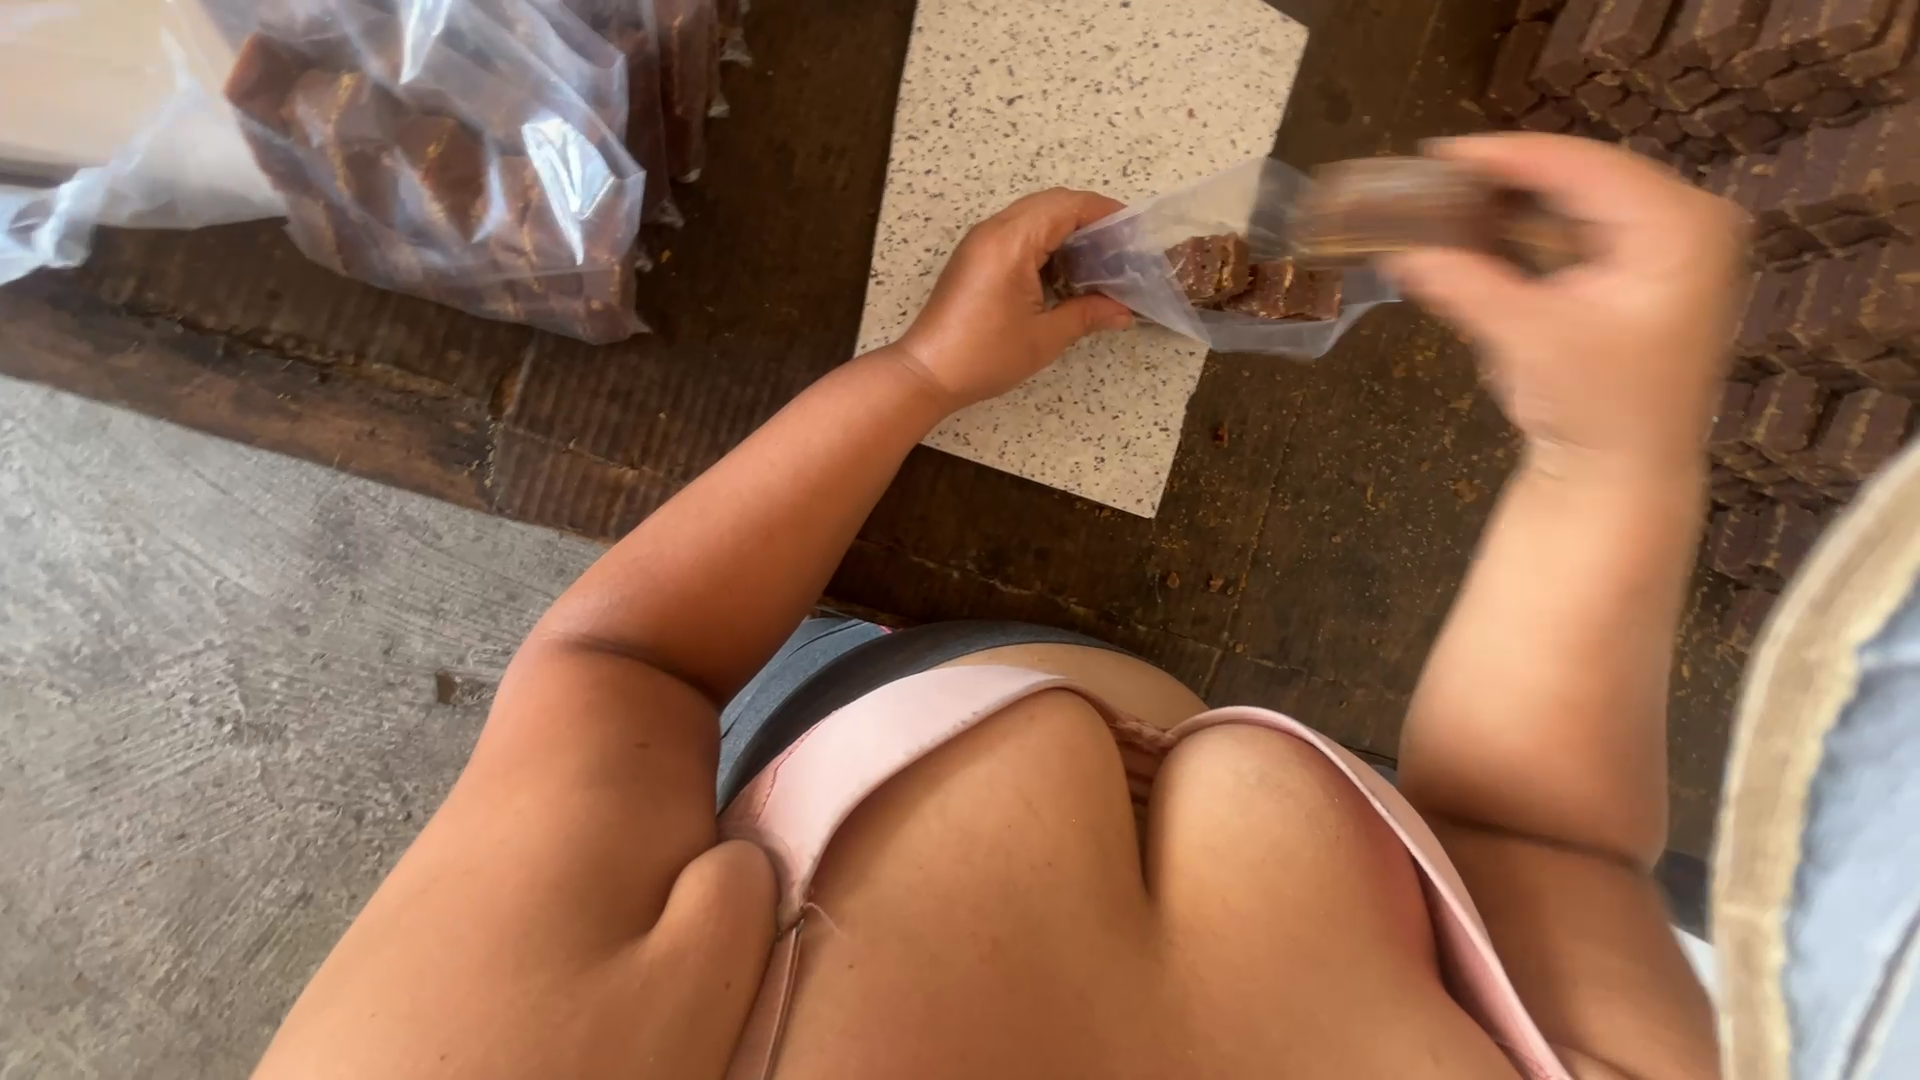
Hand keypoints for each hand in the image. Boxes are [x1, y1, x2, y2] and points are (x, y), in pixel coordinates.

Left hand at [892, 188, 1134, 410]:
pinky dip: (1043, 243)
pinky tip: (1062, 273)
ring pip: (1033, 217)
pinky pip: (1016, 234)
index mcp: (1012, 242)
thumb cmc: (984, 356)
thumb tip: (1123, 312)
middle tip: (1118, 248)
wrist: (928, 373)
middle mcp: (993, 231)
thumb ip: (1087, 315)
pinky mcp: (973, 258)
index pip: (1068, 206)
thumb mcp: (1044, 337)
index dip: (1105, 212)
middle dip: (1088, 220)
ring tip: (1096, 262)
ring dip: (1065, 231)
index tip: (1133, 231)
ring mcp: (980, 242)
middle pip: (1051, 204)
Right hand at [1384, 134, 1747, 480]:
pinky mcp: (1622, 280)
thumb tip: (1396, 256)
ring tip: (1440, 204)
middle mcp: (1675, 225)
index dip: (1507, 157)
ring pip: (1566, 209)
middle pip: (1576, 181)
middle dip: (1501, 182)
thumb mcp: (1530, 339)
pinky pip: (1561, 241)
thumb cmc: (1596, 404)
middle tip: (1432, 179)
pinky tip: (1469, 239)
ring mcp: (1650, 252)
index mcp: (1677, 226)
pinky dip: (1513, 241)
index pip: (1584, 167)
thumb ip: (1466, 288)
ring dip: (1502, 210)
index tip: (1438, 154)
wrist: (1618, 469)